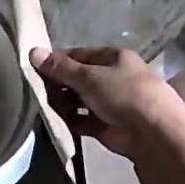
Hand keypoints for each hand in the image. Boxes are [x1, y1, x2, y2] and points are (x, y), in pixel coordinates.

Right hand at [30, 46, 184, 157]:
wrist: (151, 132)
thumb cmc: (123, 93)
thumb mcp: (88, 76)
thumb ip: (59, 68)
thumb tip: (32, 52)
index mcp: (112, 58)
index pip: (77, 55)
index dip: (56, 61)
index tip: (36, 70)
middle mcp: (110, 78)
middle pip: (76, 77)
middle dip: (58, 84)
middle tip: (41, 91)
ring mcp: (107, 102)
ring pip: (76, 99)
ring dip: (62, 103)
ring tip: (49, 107)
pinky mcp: (103, 124)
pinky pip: (80, 119)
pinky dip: (69, 120)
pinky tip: (58, 121)